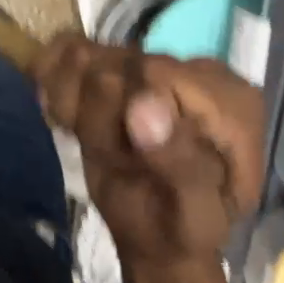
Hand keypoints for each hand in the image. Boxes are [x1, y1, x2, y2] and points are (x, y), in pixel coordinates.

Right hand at [34, 35, 263, 263]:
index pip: (153, 71)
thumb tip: (143, 106)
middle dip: (98, 117)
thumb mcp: (195, 215)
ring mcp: (153, 60)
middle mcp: (196, 67)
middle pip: (112, 62)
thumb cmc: (183, 227)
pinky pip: (65, 48)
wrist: (159, 233)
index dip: (123, 115)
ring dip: (73, 105)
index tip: (133, 159)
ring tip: (99, 141)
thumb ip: (180, 163)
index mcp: (231, 99)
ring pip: (80, 54)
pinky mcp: (121, 61)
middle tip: (119, 159)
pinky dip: (52, 82)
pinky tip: (70, 116)